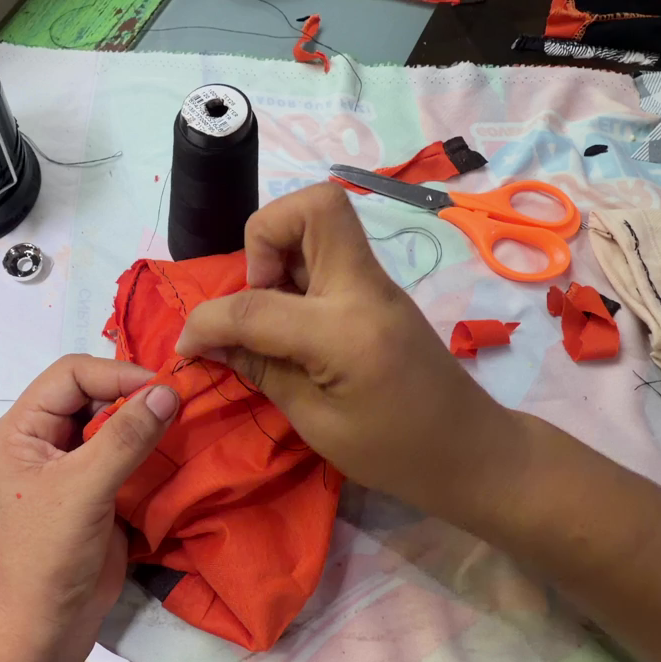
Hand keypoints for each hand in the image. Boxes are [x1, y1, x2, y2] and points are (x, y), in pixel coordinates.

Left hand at [0, 355, 179, 645]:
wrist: (45, 629)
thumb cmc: (50, 555)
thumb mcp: (84, 489)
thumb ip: (126, 437)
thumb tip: (168, 390)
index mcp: (21, 429)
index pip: (69, 375)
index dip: (114, 373)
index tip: (161, 387)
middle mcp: (41, 439)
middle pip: (89, 393)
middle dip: (130, 392)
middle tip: (176, 400)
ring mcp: (67, 465)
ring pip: (108, 421)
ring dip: (142, 419)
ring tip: (181, 417)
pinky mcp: (93, 489)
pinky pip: (121, 452)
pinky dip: (147, 446)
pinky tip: (173, 446)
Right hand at [174, 183, 535, 525]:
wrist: (472, 455)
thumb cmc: (394, 454)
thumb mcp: (315, 423)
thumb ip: (260, 371)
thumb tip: (210, 343)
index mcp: (345, 332)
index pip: (255, 304)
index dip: (208, 321)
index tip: (188, 345)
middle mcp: (364, 290)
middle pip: (317, 205)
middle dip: (265, 232)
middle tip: (255, 288)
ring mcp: (377, 284)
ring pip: (324, 218)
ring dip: (280, 246)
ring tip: (269, 303)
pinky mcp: (378, 290)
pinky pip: (330, 251)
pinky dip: (295, 267)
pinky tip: (289, 316)